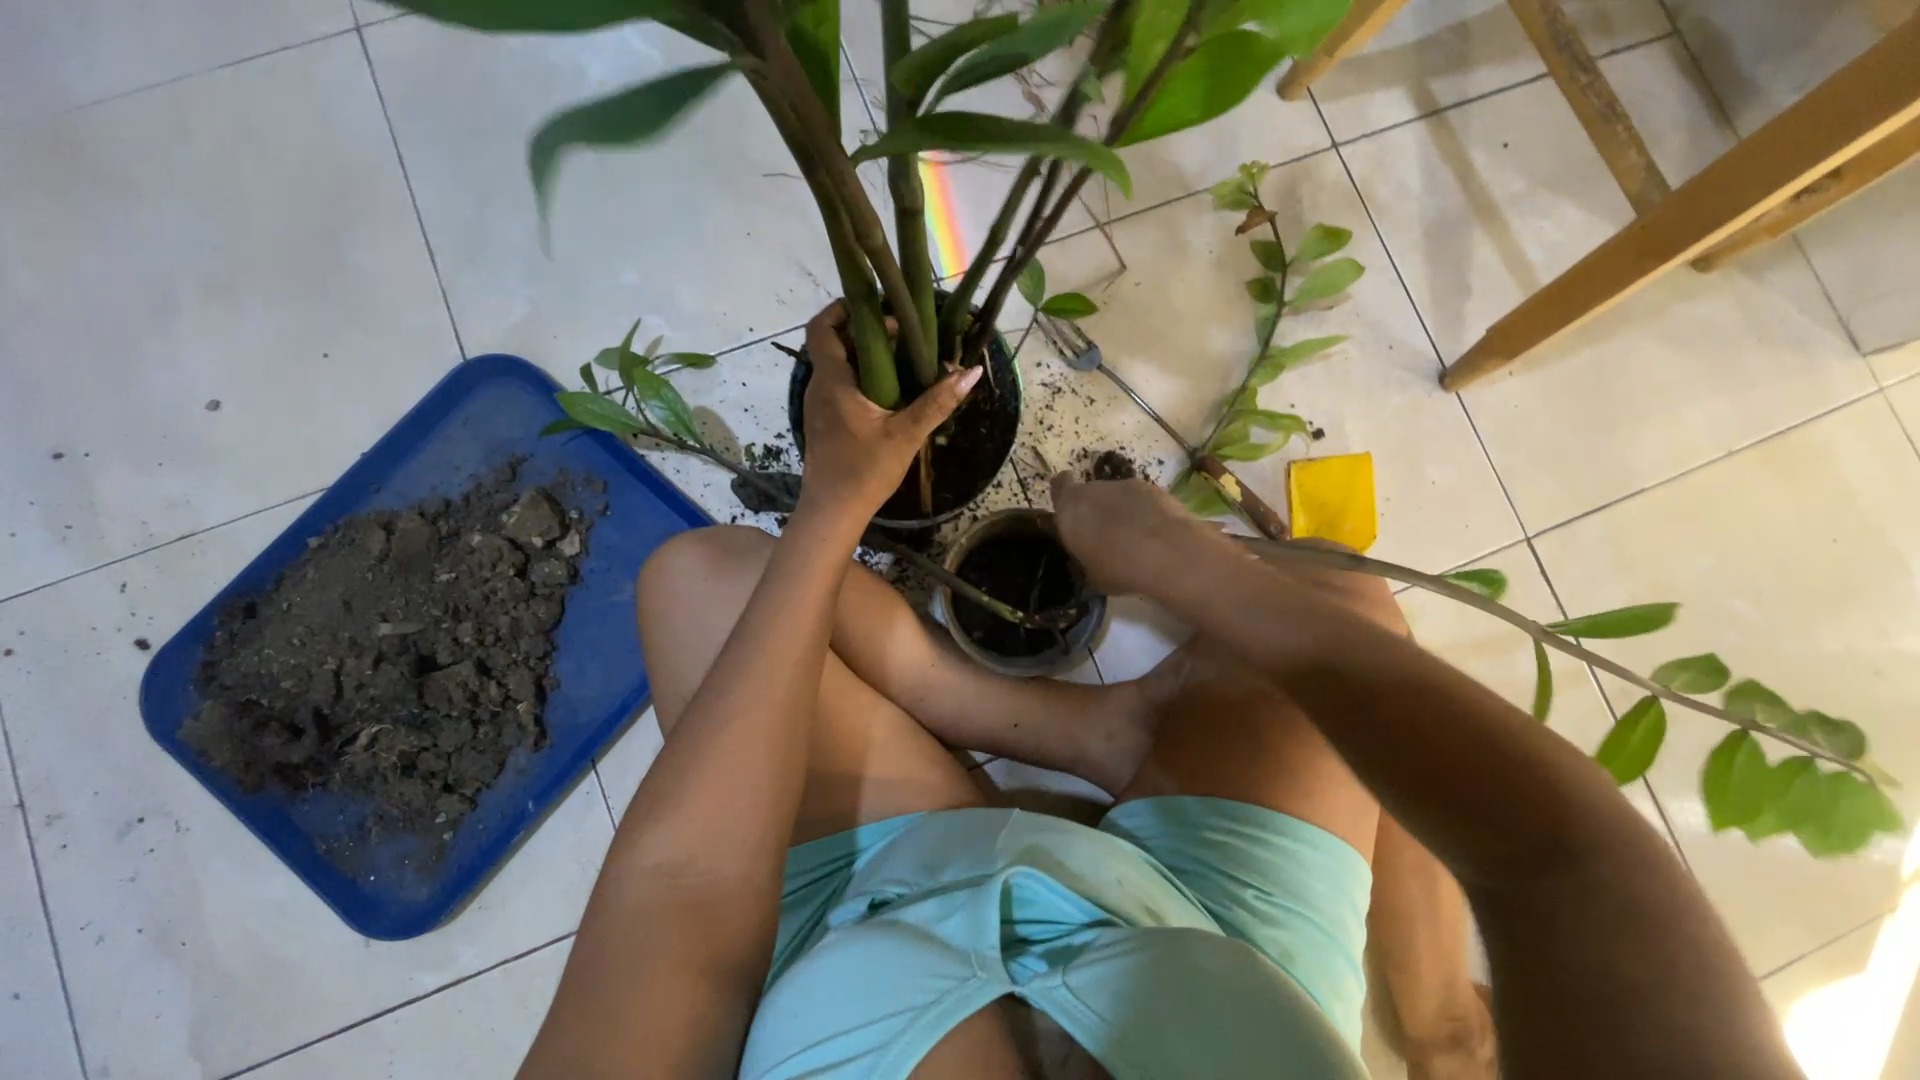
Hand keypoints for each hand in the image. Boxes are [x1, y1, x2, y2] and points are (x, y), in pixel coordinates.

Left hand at [800, 300, 980, 515]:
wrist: (833, 512)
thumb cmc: (864, 471)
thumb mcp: (906, 435)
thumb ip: (938, 402)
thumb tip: (971, 372)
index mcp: (833, 382)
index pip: (821, 328)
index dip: (841, 308)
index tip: (873, 305)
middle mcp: (818, 388)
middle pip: (830, 343)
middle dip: (861, 330)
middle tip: (898, 332)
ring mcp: (817, 407)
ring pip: (834, 366)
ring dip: (861, 355)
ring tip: (898, 358)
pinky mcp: (822, 423)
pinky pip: (836, 386)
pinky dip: (857, 378)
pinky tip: (885, 392)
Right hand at [1049, 473, 1234, 595]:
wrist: (1169, 554)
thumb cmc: (1120, 568)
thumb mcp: (1092, 575)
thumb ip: (1085, 557)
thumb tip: (1090, 558)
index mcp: (1070, 509)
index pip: (1059, 487)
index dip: (1065, 495)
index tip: (1071, 509)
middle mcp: (1094, 490)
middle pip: (1090, 493)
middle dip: (1095, 510)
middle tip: (1105, 536)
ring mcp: (1125, 485)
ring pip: (1117, 496)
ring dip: (1122, 511)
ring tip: (1135, 539)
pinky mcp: (1154, 488)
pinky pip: (1142, 500)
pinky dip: (1145, 512)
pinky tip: (1156, 535)